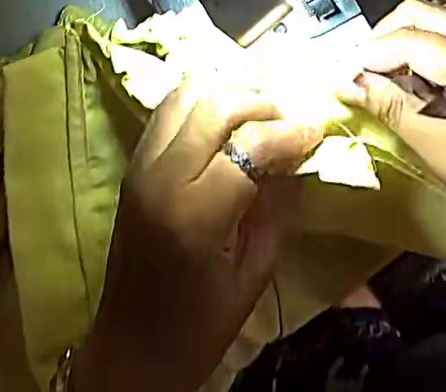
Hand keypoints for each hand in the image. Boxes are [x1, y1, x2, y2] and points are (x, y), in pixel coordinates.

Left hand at [73, 82, 321, 391]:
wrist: (129, 350)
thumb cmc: (198, 326)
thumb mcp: (254, 274)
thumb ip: (277, 206)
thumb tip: (298, 153)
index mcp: (194, 214)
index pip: (248, 144)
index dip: (289, 132)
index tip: (316, 131)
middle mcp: (161, 176)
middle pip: (215, 105)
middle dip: (260, 106)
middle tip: (286, 125)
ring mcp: (140, 164)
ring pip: (187, 94)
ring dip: (227, 97)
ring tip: (254, 122)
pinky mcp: (133, 161)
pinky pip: (168, 109)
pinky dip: (201, 104)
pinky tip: (223, 126)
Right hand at [336, 0, 445, 280]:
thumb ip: (400, 116)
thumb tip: (351, 82)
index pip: (412, 39)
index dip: (369, 55)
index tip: (341, 78)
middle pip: (423, 13)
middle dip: (383, 41)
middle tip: (361, 81)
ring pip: (439, 20)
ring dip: (407, 47)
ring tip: (393, 92)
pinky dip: (433, 54)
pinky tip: (429, 92)